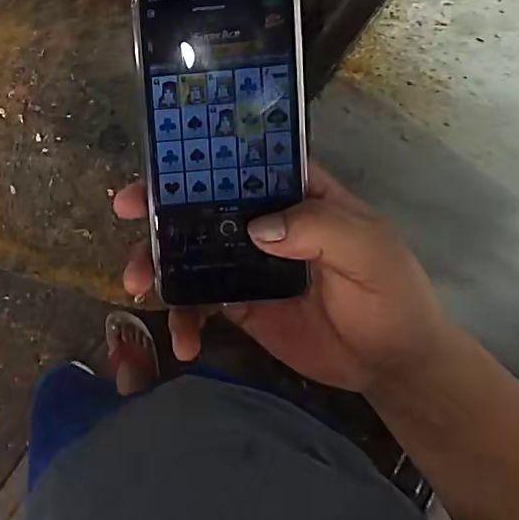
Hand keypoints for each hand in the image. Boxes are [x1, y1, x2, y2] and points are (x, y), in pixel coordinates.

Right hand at [113, 162, 454, 392]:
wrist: (393, 362)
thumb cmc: (390, 292)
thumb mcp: (368, 249)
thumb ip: (318, 229)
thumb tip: (256, 228)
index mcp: (296, 192)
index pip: (245, 163)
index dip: (203, 157)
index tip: (162, 163)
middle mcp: (266, 220)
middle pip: (205, 203)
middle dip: (161, 205)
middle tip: (125, 210)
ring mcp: (249, 263)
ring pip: (192, 251)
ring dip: (158, 264)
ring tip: (138, 288)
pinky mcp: (241, 304)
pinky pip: (200, 302)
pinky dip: (183, 318)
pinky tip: (182, 341)